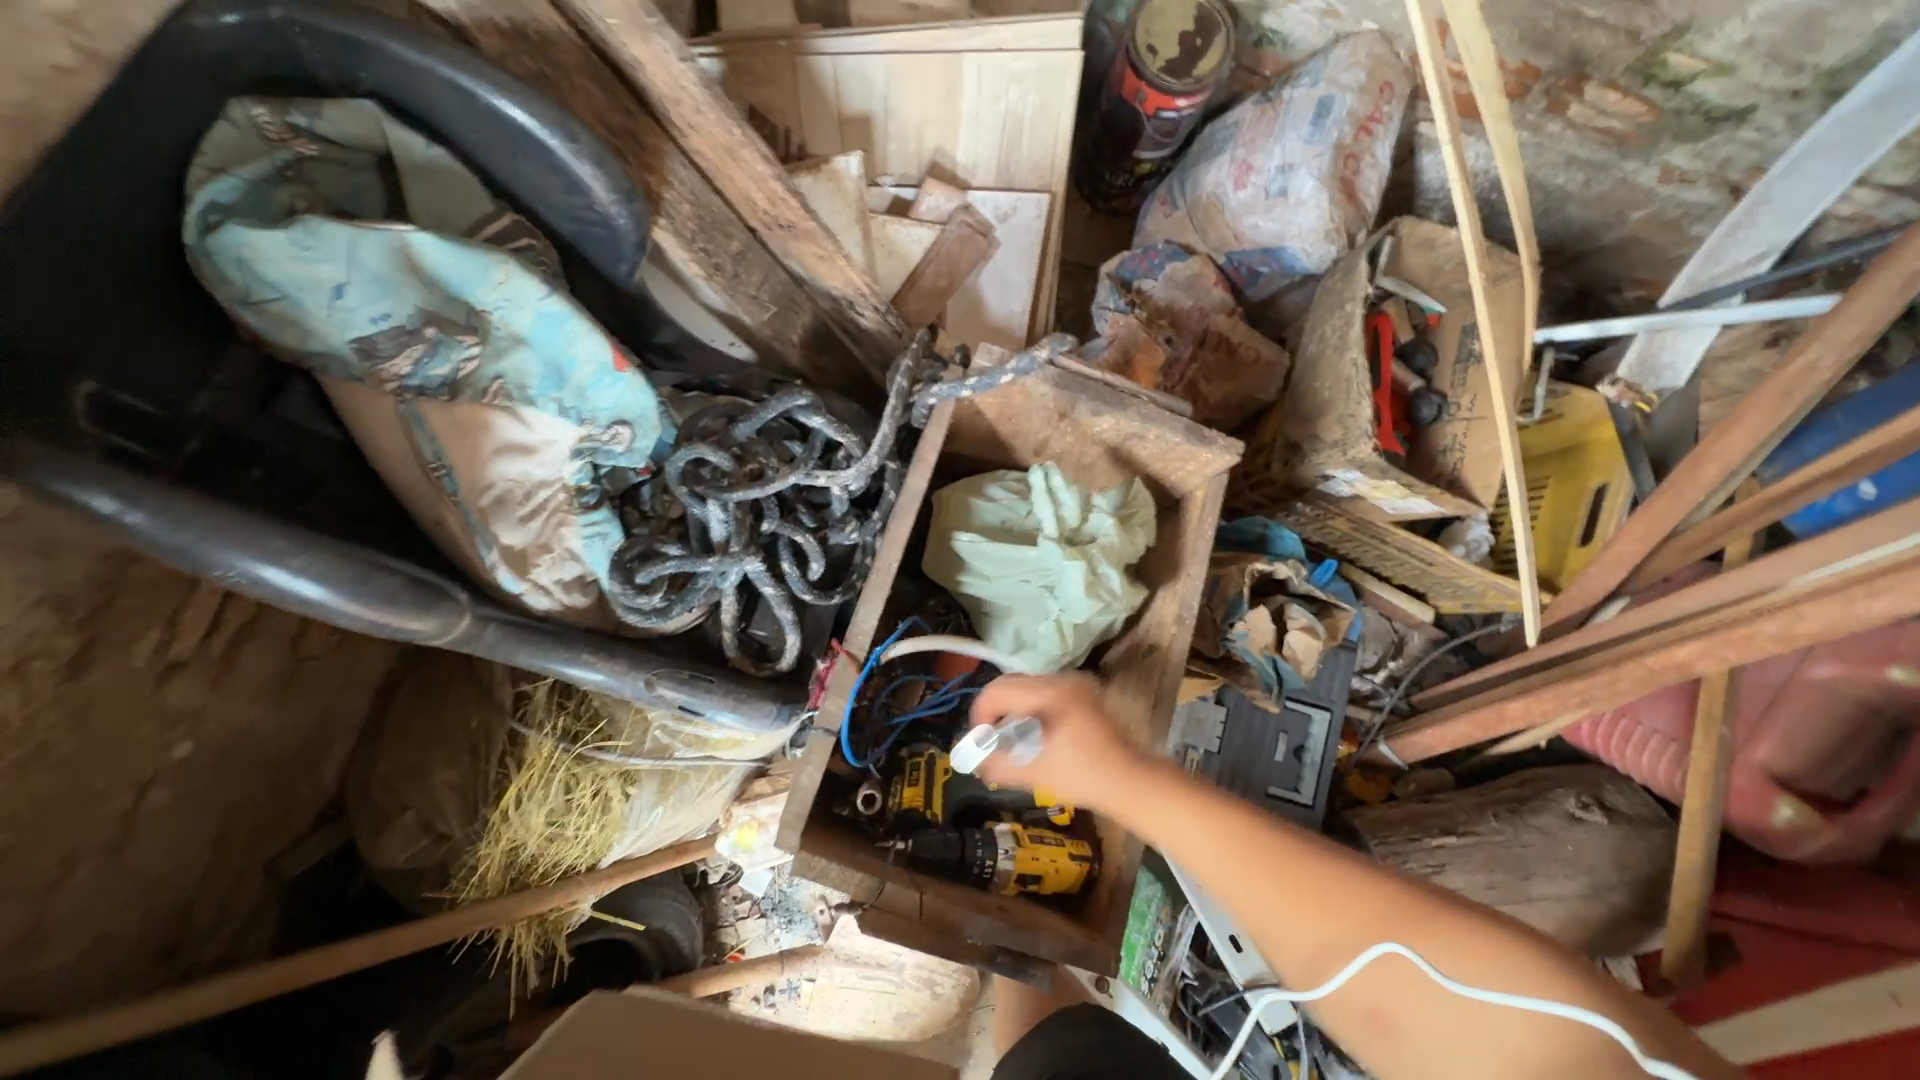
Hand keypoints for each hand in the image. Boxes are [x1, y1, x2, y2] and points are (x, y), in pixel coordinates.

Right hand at [967, 673, 1154, 810]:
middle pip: (1010, 683)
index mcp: (1049, 693)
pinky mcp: (1082, 693)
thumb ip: (995, 763)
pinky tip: (1031, 735)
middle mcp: (1061, 679)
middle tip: (990, 740)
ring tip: (1009, 740)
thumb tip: (971, 757)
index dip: (980, 716)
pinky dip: (1029, 708)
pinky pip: (1042, 692)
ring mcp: (1074, 683)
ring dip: (1011, 709)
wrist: (1129, 781)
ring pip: (1025, 686)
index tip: (980, 742)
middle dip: (994, 711)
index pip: (997, 691)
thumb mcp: (1032, 772)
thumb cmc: (1082, 777)